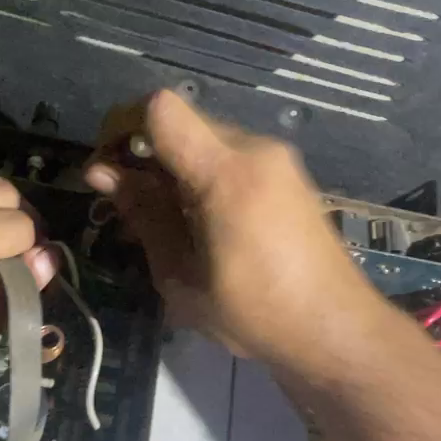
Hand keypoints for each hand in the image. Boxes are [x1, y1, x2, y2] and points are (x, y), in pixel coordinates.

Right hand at [84, 91, 394, 382]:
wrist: (337, 331)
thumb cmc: (255, 313)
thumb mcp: (181, 275)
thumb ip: (143, 215)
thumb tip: (103, 173)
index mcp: (227, 173)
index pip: (162, 109)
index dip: (126, 129)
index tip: (111, 169)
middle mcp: (255, 150)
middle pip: (181, 122)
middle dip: (145, 153)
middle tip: (125, 200)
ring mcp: (276, 158)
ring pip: (204, 138)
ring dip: (173, 166)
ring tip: (162, 218)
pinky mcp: (287, 172)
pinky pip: (229, 156)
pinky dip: (202, 175)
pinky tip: (197, 219)